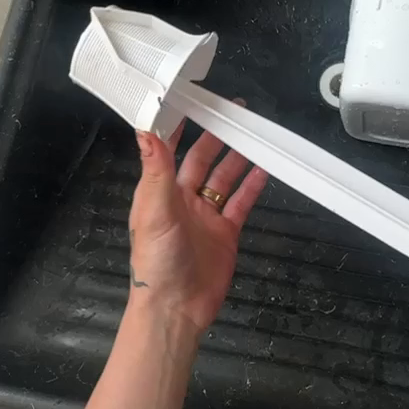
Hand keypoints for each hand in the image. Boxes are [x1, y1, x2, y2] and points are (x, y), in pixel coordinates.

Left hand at [127, 124, 268, 333]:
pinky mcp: (225, 233)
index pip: (168, 149)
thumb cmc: (157, 261)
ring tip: (253, 134)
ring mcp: (205, 216)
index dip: (179, 125)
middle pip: (201, 159)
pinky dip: (252, 186)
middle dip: (215, 136)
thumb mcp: (154, 210)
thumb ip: (156, 168)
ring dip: (237, 157)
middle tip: (232, 112)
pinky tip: (264, 169)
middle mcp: (182, 200)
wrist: (176, 308)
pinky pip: (241, 203)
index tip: (191, 100)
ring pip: (224, 178)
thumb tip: (145, 127)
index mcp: (158, 191)